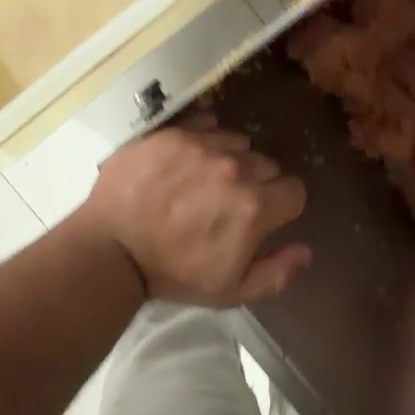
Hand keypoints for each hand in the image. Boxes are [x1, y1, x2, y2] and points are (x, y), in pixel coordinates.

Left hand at [78, 115, 311, 306]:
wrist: (109, 250)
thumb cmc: (172, 274)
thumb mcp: (229, 291)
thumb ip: (276, 273)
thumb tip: (305, 250)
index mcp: (254, 207)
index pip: (294, 191)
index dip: (282, 206)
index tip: (263, 218)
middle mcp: (235, 168)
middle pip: (267, 165)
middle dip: (256, 183)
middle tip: (228, 203)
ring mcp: (202, 145)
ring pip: (237, 143)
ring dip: (230, 159)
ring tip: (204, 180)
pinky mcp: (173, 132)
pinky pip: (205, 124)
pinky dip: (203, 138)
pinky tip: (188, 159)